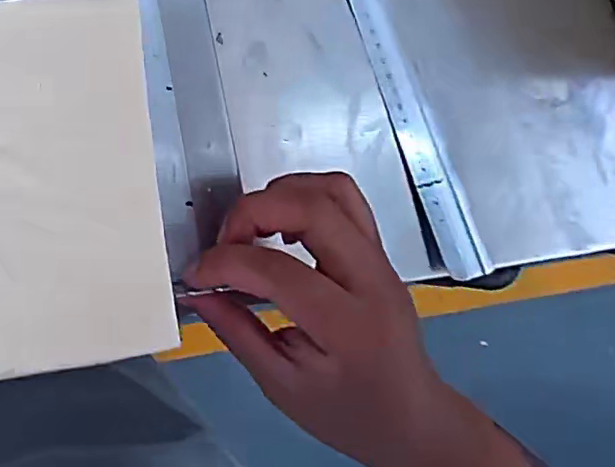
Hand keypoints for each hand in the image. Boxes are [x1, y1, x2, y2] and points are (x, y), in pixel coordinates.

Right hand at [178, 173, 529, 466]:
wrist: (417, 423)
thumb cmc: (352, 412)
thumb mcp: (283, 387)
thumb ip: (235, 332)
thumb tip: (196, 291)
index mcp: (352, 328)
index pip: (277, 269)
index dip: (223, 263)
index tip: (198, 275)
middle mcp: (373, 282)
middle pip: (308, 209)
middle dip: (249, 213)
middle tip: (225, 242)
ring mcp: (380, 259)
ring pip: (328, 190)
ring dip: (276, 196)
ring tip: (252, 228)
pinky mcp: (376, 248)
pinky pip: (341, 195)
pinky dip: (300, 193)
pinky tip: (279, 221)